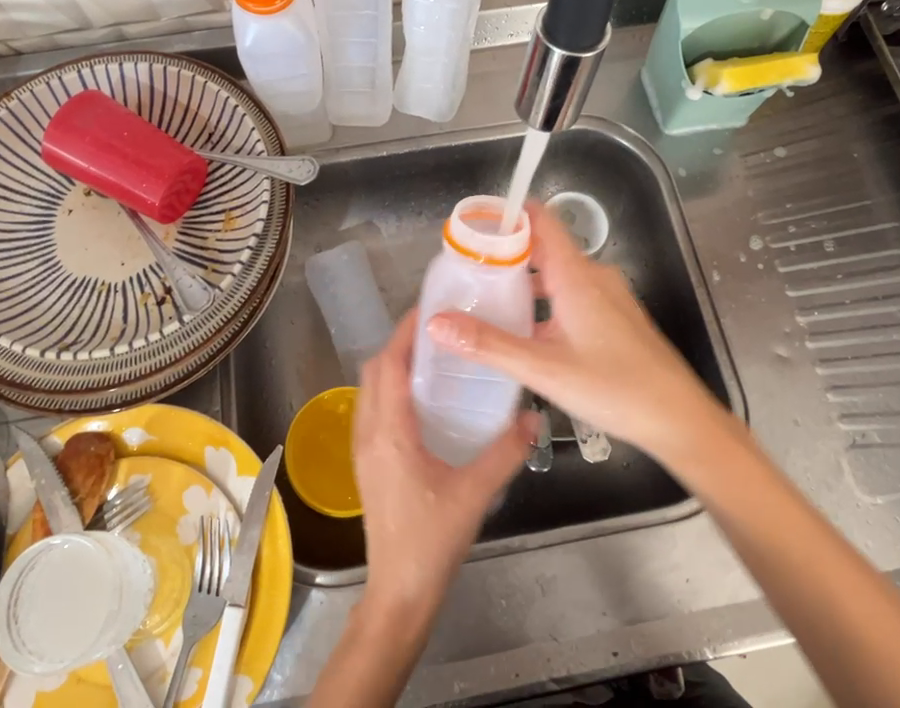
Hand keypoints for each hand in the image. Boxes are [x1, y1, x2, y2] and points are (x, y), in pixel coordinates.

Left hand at [354, 310, 535, 615]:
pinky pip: (375, 410)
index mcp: (389, 432)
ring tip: (435, 358)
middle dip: (400, 344)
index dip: (405, 332)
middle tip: (440, 332)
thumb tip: (535, 419)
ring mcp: (364, 450)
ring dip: (395, 367)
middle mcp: (369, 433)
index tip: (431, 308)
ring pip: (370, 390)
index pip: (388, 364)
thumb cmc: (431, 541)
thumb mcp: (475, 493)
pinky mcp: (369, 464)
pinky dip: (393, 391)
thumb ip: (505, 452)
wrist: (400, 590)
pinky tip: (427, 402)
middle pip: (374, 371)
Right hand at [426, 202, 722, 461]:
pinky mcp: (614, 319)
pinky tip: (524, 330)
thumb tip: (436, 322)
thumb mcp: (543, 369)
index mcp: (577, 276)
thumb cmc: (615, 388)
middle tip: (465, 268)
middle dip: (505, 253)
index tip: (471, 222)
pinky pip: (571, 294)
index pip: (542, 220)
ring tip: (485, 298)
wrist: (678, 418)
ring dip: (523, 280)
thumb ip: (489, 344)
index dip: (508, 213)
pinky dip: (543, 301)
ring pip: (557, 274)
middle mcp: (594, 277)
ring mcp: (608, 298)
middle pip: (545, 247)